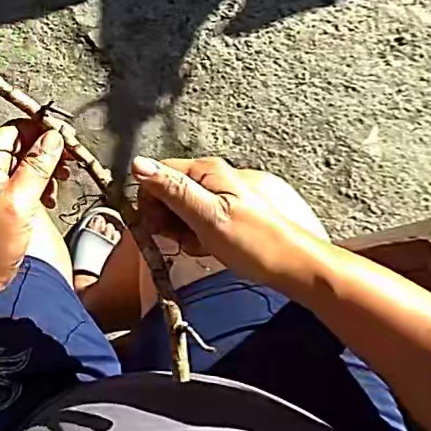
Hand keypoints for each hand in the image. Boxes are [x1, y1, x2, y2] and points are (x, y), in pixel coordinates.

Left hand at [0, 121, 67, 298]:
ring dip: (48, 166)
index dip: (39, 129)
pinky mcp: (5, 202)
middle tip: (70, 159)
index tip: (63, 137)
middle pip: (21, 144)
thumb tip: (52, 138)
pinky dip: (43, 183)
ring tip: (64, 178)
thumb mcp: (19, 203)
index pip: (13, 131)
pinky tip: (52, 196)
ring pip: (26, 163)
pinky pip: (27, 182)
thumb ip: (36, 168)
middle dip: (47, 148)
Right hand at [130, 156, 320, 285]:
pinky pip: (192, 221)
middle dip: (165, 219)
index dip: (150, 201)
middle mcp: (210, 177)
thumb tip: (137, 164)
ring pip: (176, 210)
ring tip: (199, 243)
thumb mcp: (207, 216)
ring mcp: (216, 195)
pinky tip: (207, 247)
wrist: (293, 266)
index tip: (158, 225)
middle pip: (164, 192)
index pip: (154, 174)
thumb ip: (171, 189)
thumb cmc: (255, 243)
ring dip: (179, 231)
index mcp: (206, 170)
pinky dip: (193, 237)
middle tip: (183, 238)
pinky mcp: (221, 212)